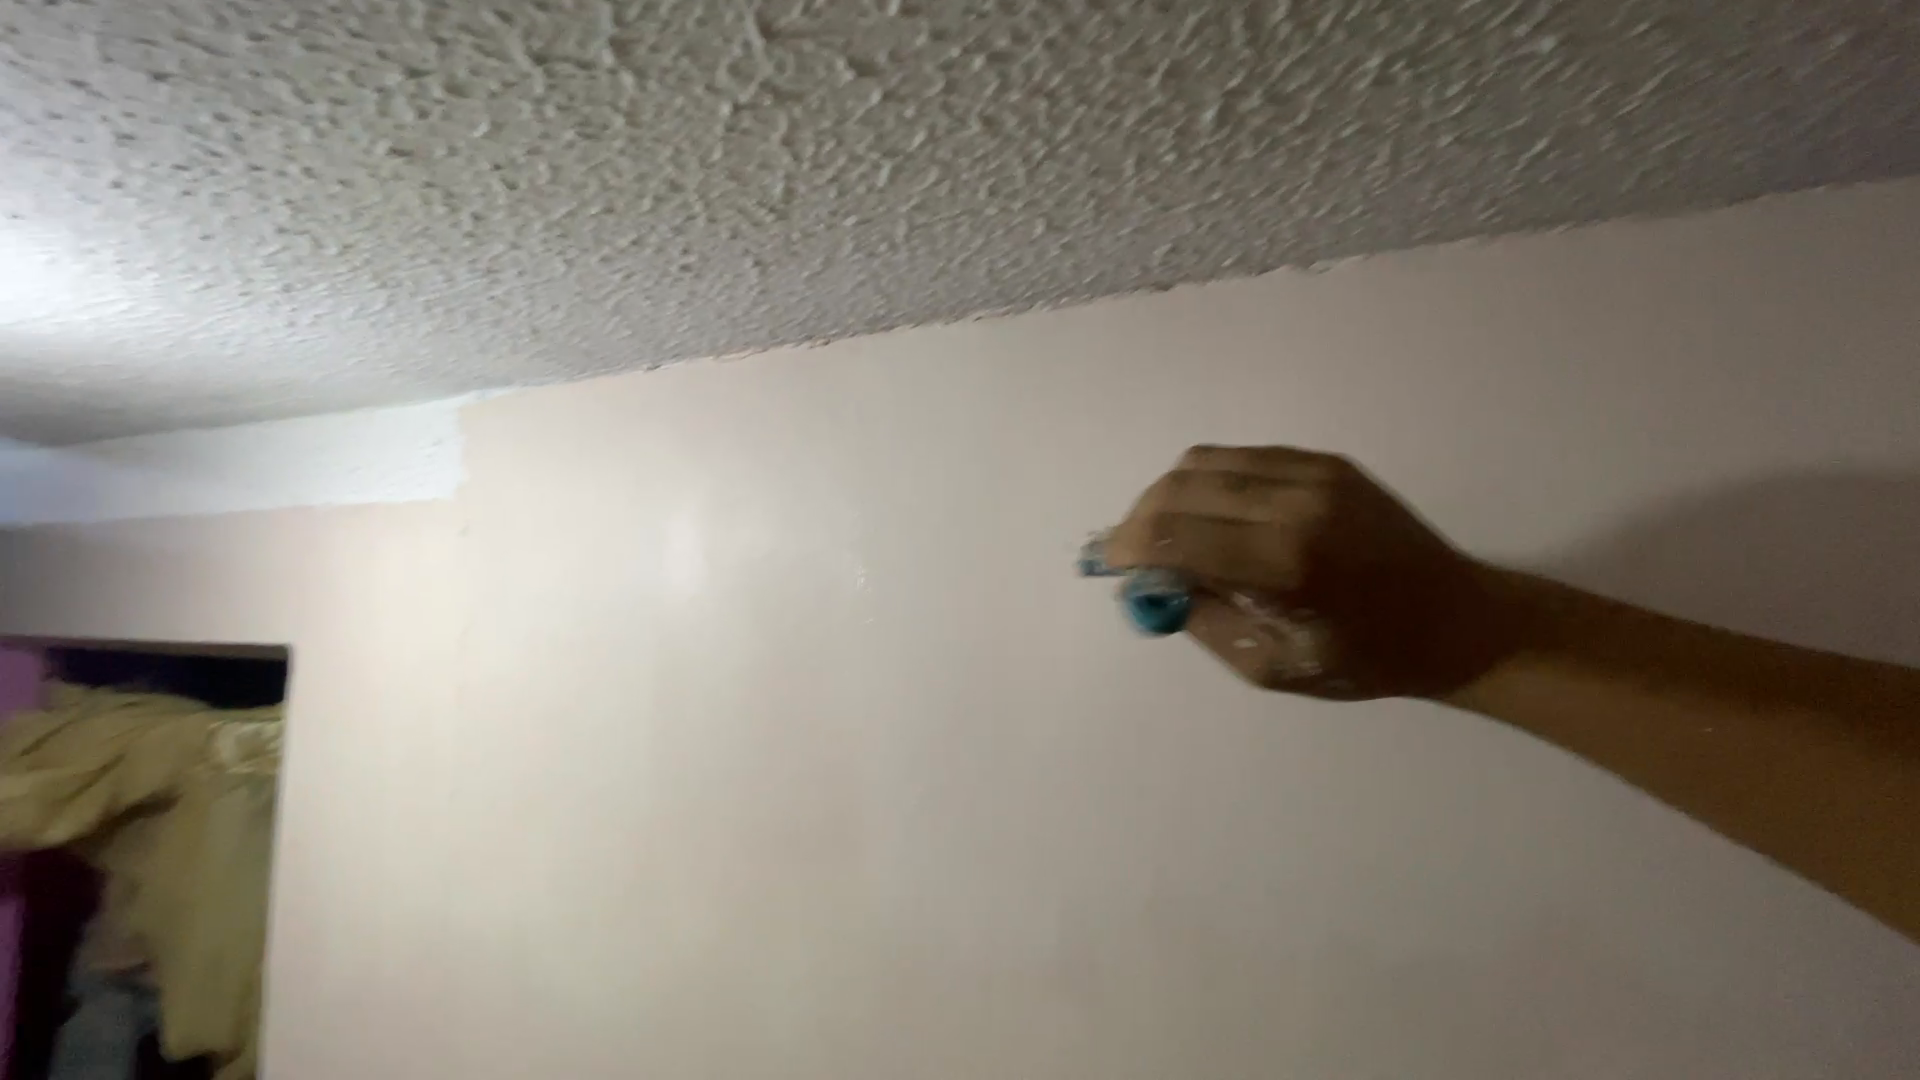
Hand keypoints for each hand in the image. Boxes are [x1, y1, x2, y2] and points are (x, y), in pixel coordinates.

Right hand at [1105, 445, 1511, 699]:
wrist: (1457, 619)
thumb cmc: (1364, 660)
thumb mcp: (1269, 666)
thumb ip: (1202, 619)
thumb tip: (1149, 582)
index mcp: (1286, 564)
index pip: (1174, 533)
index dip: (1128, 545)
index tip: (1110, 564)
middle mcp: (1295, 503)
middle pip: (1179, 488)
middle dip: (1138, 519)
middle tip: (1130, 552)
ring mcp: (1312, 472)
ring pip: (1201, 463)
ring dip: (1166, 496)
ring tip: (1165, 532)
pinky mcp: (1324, 460)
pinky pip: (1237, 457)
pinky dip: (1204, 482)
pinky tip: (1209, 514)